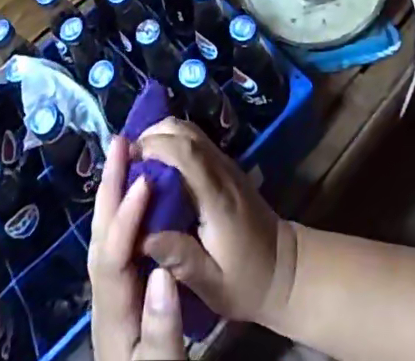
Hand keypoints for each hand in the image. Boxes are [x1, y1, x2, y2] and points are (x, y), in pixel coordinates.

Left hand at [89, 135, 186, 360]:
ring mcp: (110, 293)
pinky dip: (122, 212)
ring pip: (105, 234)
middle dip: (109, 187)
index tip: (146, 180)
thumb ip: (162, 330)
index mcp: (112, 313)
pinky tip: (133, 196)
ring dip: (113, 193)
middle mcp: (104, 295)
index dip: (127, 217)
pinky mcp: (121, 292)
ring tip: (124, 156)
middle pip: (100, 234)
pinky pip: (117, 241)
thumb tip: (163, 274)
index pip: (112, 255)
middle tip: (121, 142)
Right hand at [135, 118, 297, 326]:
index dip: (155, 147)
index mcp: (217, 197)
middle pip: (184, 131)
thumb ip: (180, 259)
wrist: (288, 271)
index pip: (187, 153)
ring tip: (136, 163)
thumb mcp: (214, 285)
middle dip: (150, 136)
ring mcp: (225, 163)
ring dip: (158, 135)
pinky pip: (193, 138)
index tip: (128, 160)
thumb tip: (140, 237)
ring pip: (188, 129)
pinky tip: (155, 165)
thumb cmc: (248, 282)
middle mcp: (221, 171)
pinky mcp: (224, 165)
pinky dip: (169, 140)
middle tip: (126, 162)